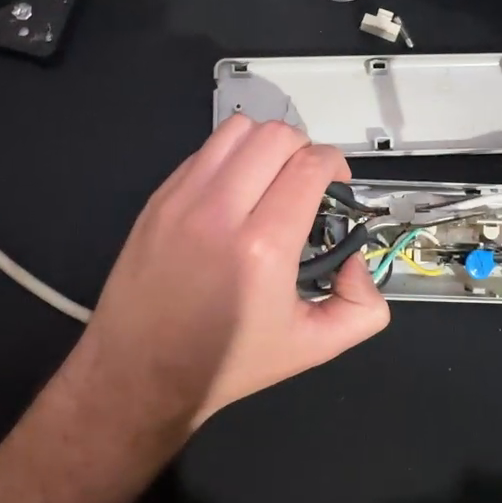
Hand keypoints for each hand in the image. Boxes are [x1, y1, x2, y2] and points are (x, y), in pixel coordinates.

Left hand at [62, 116, 389, 430]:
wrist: (139, 373)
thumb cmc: (228, 361)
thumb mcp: (313, 348)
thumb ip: (363, 306)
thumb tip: (357, 259)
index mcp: (262, 248)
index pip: (310, 165)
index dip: (335, 166)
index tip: (336, 187)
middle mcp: (220, 212)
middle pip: (276, 135)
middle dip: (304, 150)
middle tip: (306, 183)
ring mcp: (182, 199)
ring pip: (238, 129)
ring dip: (265, 144)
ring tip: (270, 178)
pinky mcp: (158, 198)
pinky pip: (205, 150)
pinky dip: (231, 157)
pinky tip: (234, 192)